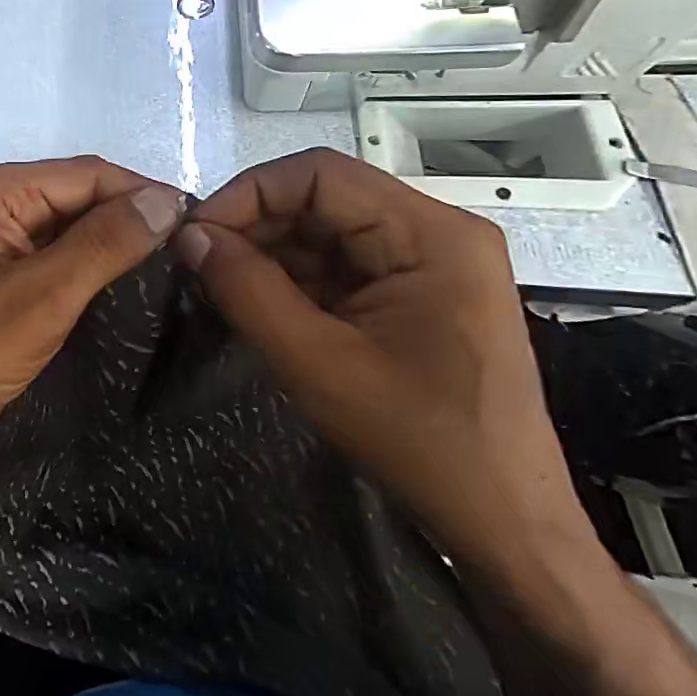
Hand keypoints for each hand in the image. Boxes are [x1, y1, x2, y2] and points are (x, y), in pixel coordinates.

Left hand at [0, 157, 184, 479]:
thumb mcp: (42, 298)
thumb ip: (105, 243)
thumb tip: (169, 201)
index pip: (92, 174)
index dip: (146, 194)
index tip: (196, 226)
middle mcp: (1, 199)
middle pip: (87, 193)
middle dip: (136, 216)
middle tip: (189, 250)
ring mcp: (4, 233)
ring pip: (81, 221)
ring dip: (122, 239)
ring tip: (172, 263)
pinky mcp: (11, 265)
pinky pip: (67, 248)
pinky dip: (100, 260)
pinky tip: (132, 279)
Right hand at [175, 148, 586, 559]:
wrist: (504, 520)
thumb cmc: (421, 443)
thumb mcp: (320, 365)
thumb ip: (249, 292)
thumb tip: (192, 238)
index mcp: (432, 233)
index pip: (323, 175)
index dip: (250, 193)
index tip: (197, 235)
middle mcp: (439, 231)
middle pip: (330, 200)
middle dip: (260, 227)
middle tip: (201, 266)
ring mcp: (434, 262)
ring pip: (335, 233)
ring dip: (276, 256)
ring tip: (222, 287)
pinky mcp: (423, 292)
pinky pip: (351, 267)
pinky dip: (303, 282)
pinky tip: (263, 303)